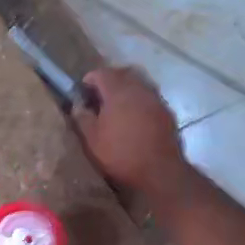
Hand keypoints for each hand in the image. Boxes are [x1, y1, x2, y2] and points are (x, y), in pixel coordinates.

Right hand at [72, 67, 189, 196]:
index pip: (102, 73)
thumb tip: (78, 105)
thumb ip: (82, 118)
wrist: (159, 171)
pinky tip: (134, 117)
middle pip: (123, 73)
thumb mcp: (92, 140)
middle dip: (109, 80)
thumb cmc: (120, 155)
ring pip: (138, 84)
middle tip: (98, 95)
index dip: (90, 79)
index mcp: (119, 92)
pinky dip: (138, 100)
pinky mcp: (166, 112)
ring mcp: (156, 100)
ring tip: (116, 106)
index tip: (83, 90)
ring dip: (126, 89)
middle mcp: (139, 89)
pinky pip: (149, 97)